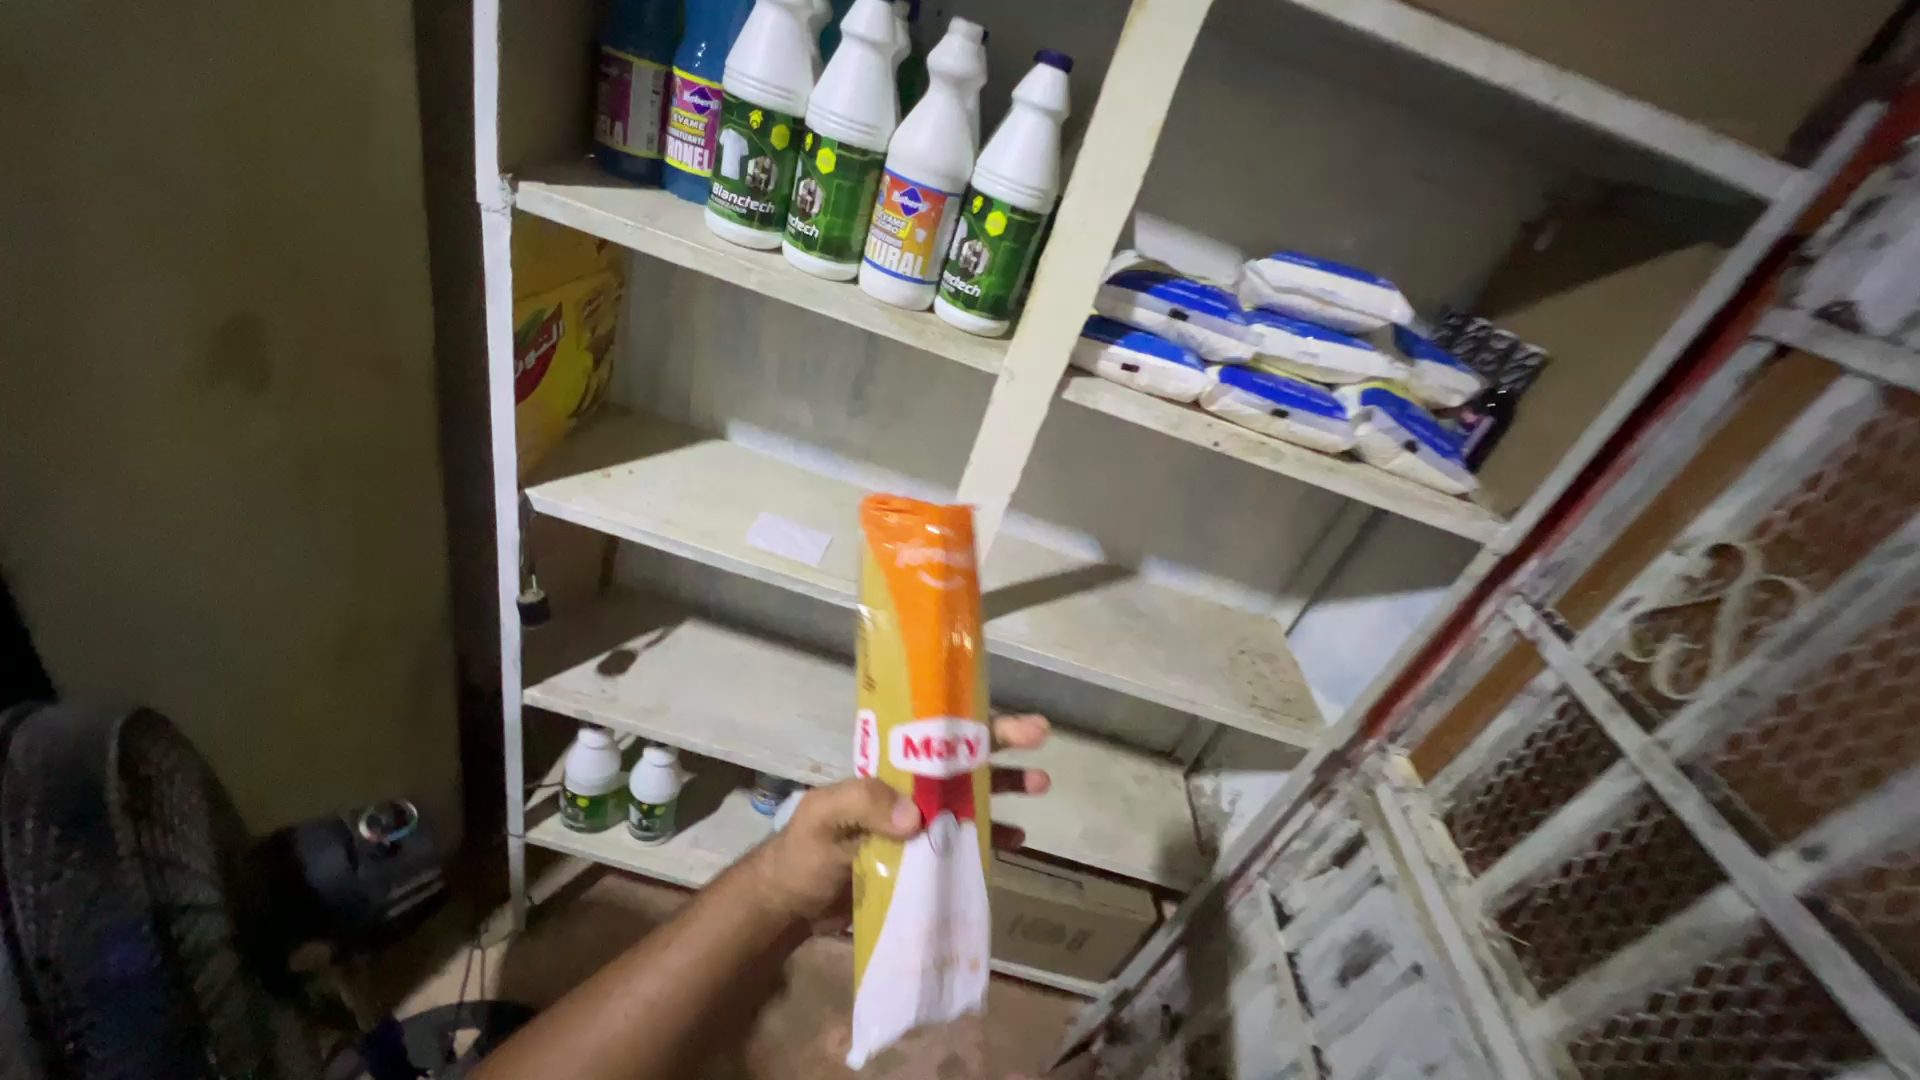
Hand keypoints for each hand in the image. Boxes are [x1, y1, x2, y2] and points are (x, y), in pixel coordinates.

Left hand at [748, 713, 1052, 925]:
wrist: (793, 904)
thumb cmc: (805, 849)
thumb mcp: (825, 817)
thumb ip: (864, 804)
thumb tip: (917, 816)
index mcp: (888, 767)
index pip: (934, 734)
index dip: (972, 722)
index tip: (1006, 715)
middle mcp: (911, 787)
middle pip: (962, 759)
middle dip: (1002, 745)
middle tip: (1040, 738)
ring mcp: (921, 824)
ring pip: (971, 798)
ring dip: (1005, 789)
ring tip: (1041, 783)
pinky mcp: (924, 860)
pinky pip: (965, 844)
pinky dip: (992, 839)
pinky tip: (1017, 840)